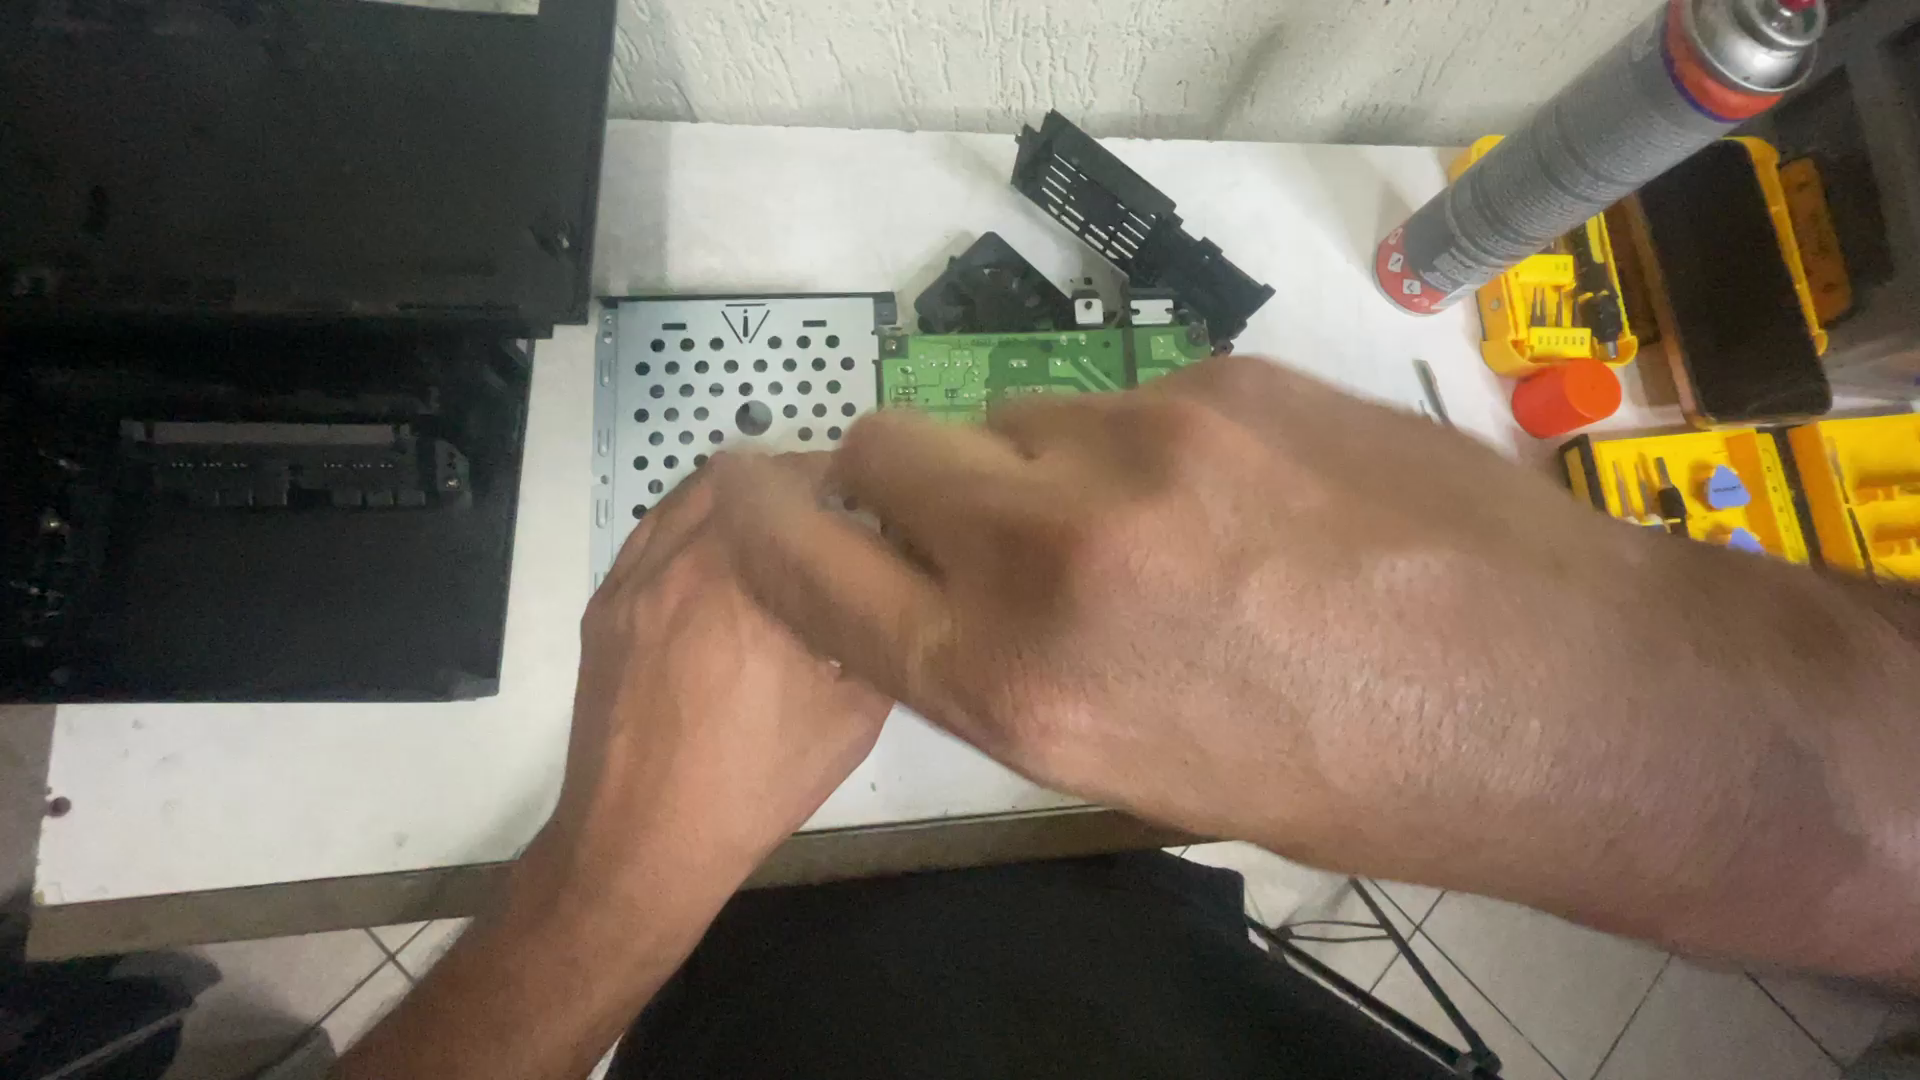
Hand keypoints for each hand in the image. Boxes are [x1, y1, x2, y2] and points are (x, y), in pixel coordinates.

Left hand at [525, 459, 890, 913]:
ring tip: (781, 522)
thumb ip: (877, 636)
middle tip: (831, 505)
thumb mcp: (854, 718)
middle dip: (795, 477)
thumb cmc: (755, 784)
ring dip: (743, 490)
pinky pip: (655, 527)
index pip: (802, 493)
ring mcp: (634, 578)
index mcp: (747, 585)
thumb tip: (887, 590)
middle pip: (743, 474)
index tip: (869, 502)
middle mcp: (683, 562)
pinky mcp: (607, 601)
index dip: (843, 484)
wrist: (641, 843)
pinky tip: (724, 553)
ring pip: (691, 492)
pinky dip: (697, 518)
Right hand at [707, 356, 1919, 979]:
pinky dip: (1132, 444)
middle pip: (889, 448)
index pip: (822, 574)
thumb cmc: (1328, 771)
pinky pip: (1120, 398)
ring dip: (1030, 464)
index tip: (756, 502)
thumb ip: (1006, 666)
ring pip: (1009, 417)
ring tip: (1135, 523)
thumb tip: (940, 585)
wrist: (1556, 695)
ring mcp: (1142, 444)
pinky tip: (1222, 495)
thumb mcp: (1126, 766)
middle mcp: (1054, 551)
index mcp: (1022, 684)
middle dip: (898, 475)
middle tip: (963, 510)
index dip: (773, 531)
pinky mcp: (1224, 379)